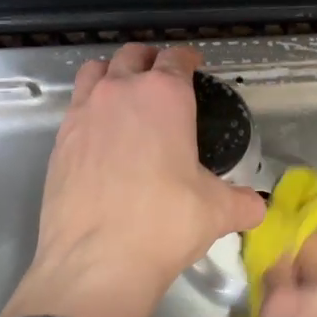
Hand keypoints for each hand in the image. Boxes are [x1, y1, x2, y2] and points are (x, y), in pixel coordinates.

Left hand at [35, 44, 266, 291]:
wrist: (96, 260)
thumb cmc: (165, 222)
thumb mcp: (217, 211)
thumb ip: (241, 202)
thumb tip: (257, 207)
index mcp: (165, 96)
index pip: (176, 59)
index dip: (187, 58)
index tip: (193, 63)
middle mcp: (122, 92)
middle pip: (132, 55)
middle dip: (148, 59)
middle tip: (159, 74)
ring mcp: (84, 112)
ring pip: (95, 71)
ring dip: (111, 73)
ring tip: (122, 91)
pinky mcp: (60, 140)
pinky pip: (75, 106)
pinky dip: (88, 106)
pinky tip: (99, 132)